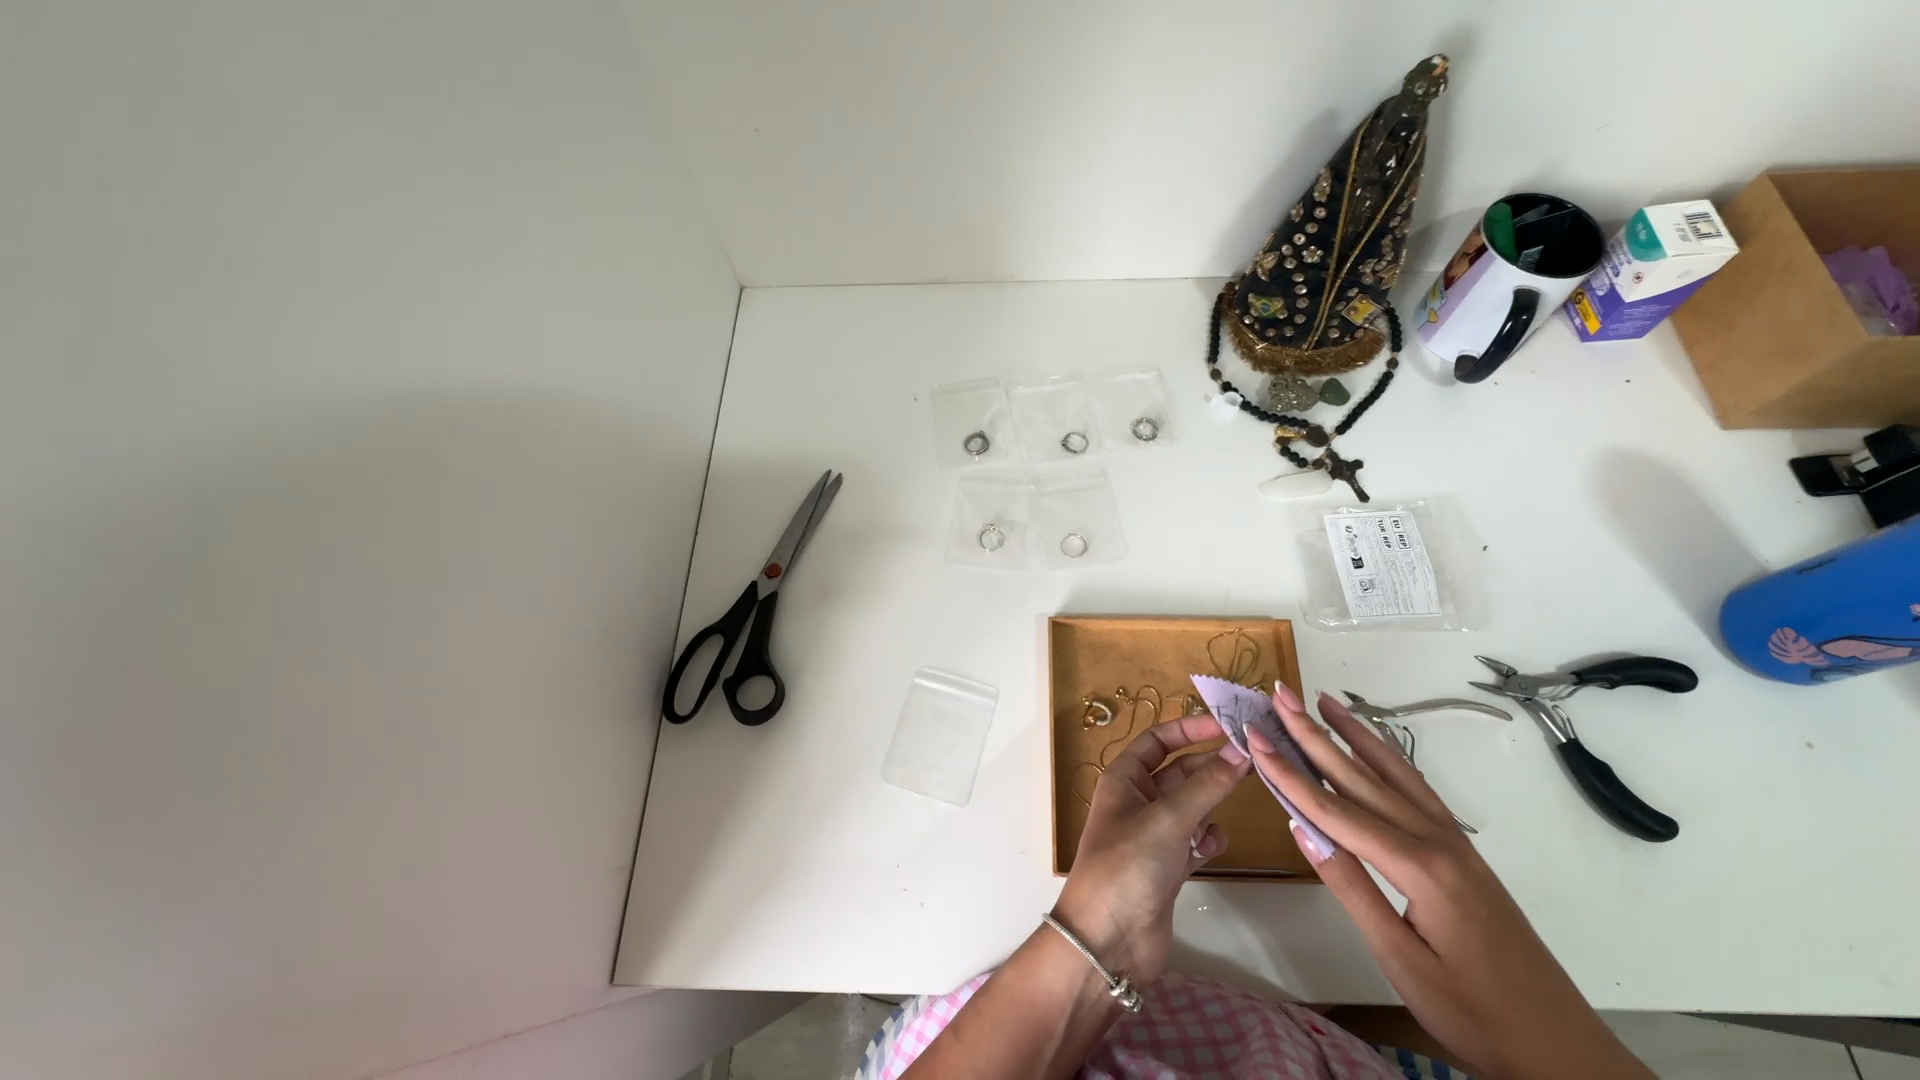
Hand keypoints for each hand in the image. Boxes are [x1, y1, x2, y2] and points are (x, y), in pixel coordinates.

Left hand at [1053, 715, 1250, 984]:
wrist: (1107, 941)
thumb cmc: (1128, 866)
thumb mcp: (1168, 818)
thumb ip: (1208, 785)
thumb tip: (1242, 749)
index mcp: (1123, 780)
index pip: (1157, 741)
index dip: (1189, 729)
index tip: (1227, 724)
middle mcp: (1137, 802)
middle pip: (1180, 772)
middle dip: (1211, 765)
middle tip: (1254, 760)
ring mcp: (1152, 836)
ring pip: (1192, 806)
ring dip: (1213, 803)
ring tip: (1241, 797)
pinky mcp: (1168, 868)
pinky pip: (1195, 841)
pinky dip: (1207, 840)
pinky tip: (1212, 846)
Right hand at [1251, 686, 1652, 1079]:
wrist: (1559, 1045)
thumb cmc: (1473, 1012)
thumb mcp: (1400, 959)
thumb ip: (1352, 889)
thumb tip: (1303, 829)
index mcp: (1417, 866)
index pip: (1336, 810)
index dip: (1289, 773)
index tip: (1254, 736)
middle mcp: (1436, 840)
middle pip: (1363, 778)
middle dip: (1315, 736)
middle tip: (1281, 695)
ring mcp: (1454, 843)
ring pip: (1395, 775)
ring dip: (1356, 736)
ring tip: (1326, 701)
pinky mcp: (1462, 854)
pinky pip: (1417, 792)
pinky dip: (1389, 761)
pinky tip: (1373, 752)